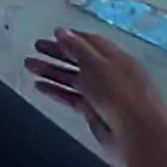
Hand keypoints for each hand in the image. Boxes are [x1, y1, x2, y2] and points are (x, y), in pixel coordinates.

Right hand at [24, 28, 166, 161]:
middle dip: (57, 53)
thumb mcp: (95, 64)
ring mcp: (105, 95)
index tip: (52, 34)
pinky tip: (39, 86)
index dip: (73, 37)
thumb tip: (61, 31)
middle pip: (81, 60)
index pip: (93, 43)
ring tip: (29, 66)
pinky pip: (73, 98)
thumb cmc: (118, 93)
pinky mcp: (97, 113)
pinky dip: (57, 91)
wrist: (138, 135)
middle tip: (36, 47)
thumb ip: (75, 47)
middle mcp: (113, 75)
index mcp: (118, 59)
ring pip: (74, 79)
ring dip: (52, 71)